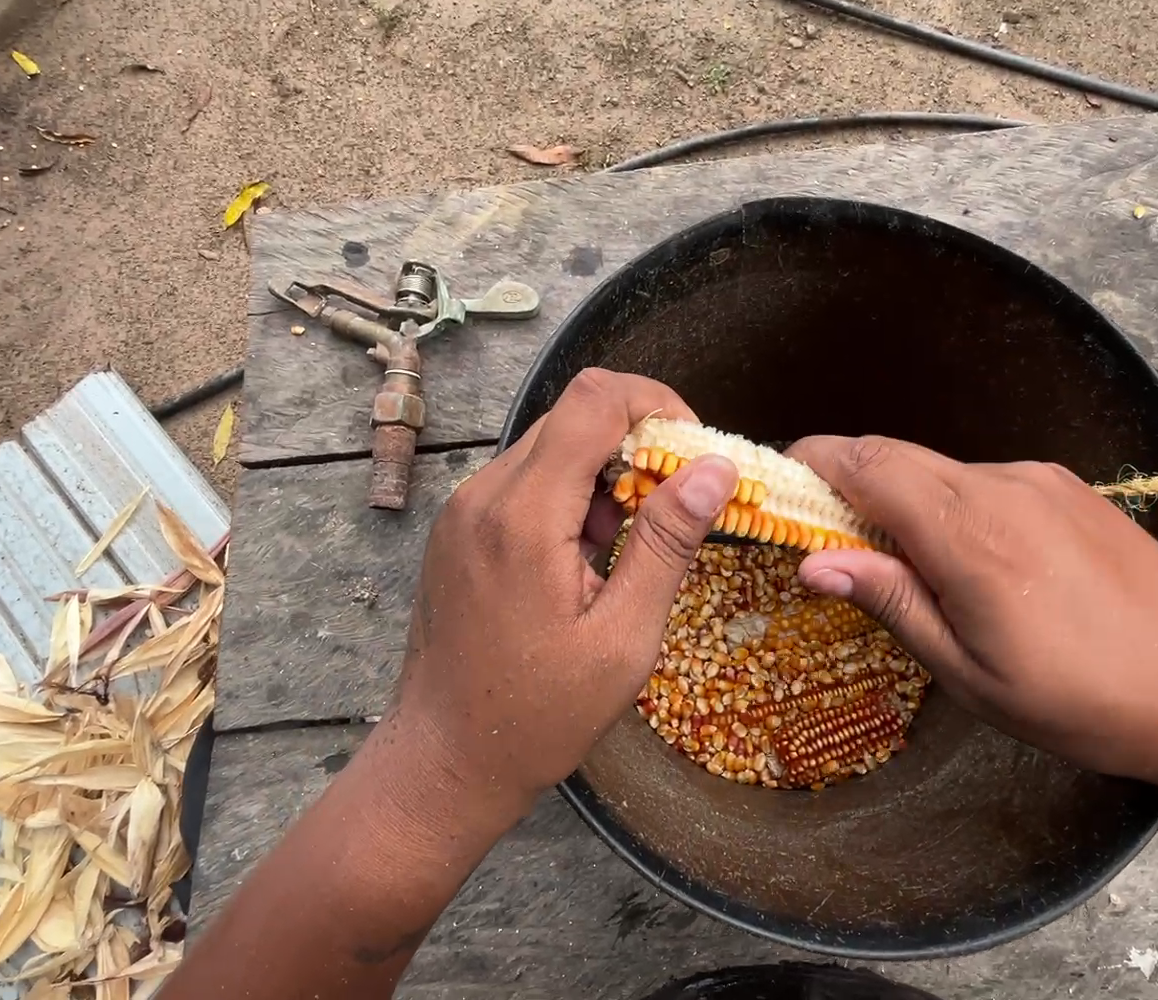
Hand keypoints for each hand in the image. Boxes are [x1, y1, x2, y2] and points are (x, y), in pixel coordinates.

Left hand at [387, 369, 738, 809]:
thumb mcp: (623, 638)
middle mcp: (484, 493)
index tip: (691, 453)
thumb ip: (667, 543)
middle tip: (667, 508)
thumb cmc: (539, 714)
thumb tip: (714, 468)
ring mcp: (464, 509)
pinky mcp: (458, 527)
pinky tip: (580, 558)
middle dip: (635, 443)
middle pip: (573, 415)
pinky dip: (568, 495)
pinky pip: (524, 479)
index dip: (655, 404)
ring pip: (550, 445)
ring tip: (618, 550)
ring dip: (602, 474)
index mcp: (524, 515)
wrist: (444, 759)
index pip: (595, 399)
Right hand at [786, 436, 1157, 785]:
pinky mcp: (1064, 486)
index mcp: (969, 534)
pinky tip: (965, 554)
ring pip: (937, 467)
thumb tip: (812, 561)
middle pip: (894, 454)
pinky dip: (944, 500)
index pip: (867, 464)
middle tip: (821, 526)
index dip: (813, 460)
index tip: (778, 479)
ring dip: (898, 494)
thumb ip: (890, 601)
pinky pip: (979, 479)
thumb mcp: (968, 672)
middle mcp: (1000, 486)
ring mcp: (1038, 479)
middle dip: (844, 476)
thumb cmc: (1083, 699)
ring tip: (900, 559)